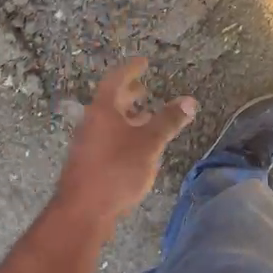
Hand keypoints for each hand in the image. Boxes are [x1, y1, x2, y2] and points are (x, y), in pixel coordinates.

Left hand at [52, 59, 197, 226]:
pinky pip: (107, 139)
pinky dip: (123, 135)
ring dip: (127, 117)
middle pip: (110, 101)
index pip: (116, 80)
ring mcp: (87, 143)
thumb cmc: (116, 170)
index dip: (131, 70)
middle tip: (145, 90)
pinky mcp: (88, 162)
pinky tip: (136, 149)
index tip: (144, 63)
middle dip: (129, 95)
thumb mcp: (149, 143)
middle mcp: (91, 122)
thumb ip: (168, 121)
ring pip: (108, 122)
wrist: (83, 210)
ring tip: (147, 118)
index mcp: (102, 110)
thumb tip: (189, 100)